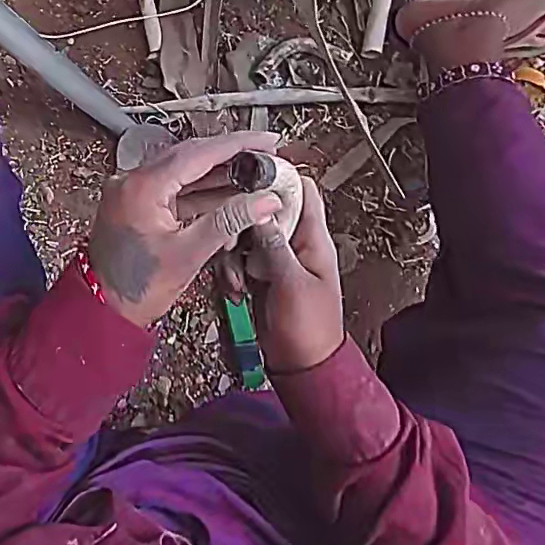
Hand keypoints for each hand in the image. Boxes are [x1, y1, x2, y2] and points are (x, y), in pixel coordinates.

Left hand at [88, 131, 285, 326]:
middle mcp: (132, 181)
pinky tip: (227, 196)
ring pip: (182, 171)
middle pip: (189, 155)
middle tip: (264, 155)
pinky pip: (172, 189)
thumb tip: (264, 200)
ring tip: (252, 176)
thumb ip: (229, 221)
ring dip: (216, 174)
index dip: (236, 144)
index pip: (197, 153)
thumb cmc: (136, 287)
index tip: (265, 141)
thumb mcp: (189, 253)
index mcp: (141, 187)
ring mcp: (132, 192)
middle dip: (229, 155)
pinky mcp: (135, 205)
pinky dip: (199, 192)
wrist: (103, 309)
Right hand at [248, 177, 343, 372]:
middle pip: (264, 211)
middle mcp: (293, 243)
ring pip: (246, 235)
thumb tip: (259, 209)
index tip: (247, 177)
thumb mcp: (292, 284)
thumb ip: (274, 246)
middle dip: (243, 221)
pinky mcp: (257, 273)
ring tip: (236, 278)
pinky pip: (238, 258)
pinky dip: (231, 271)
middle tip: (231, 239)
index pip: (302, 192)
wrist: (300, 367)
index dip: (278, 178)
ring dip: (234, 254)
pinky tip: (234, 290)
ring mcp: (273, 258)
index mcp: (313, 240)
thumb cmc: (308, 329)